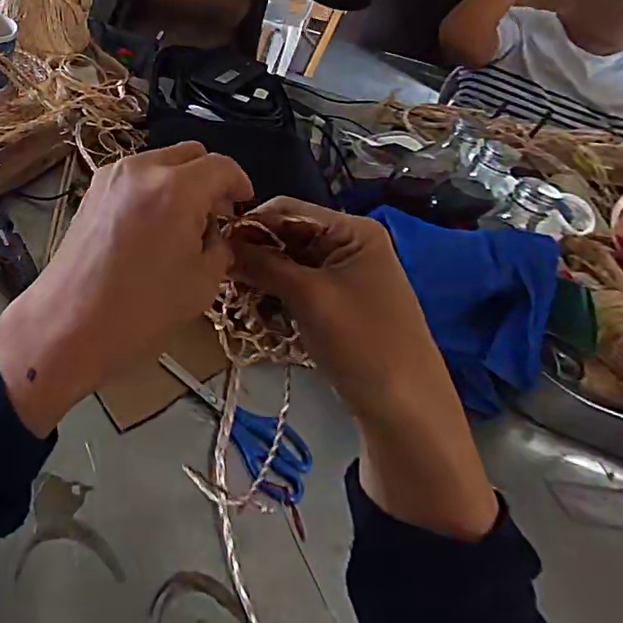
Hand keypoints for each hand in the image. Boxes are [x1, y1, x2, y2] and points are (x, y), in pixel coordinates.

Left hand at [0, 143, 252, 435]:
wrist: (67, 324)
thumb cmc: (140, 310)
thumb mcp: (201, 282)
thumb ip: (220, 244)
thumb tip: (215, 229)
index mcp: (176, 188)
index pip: (221, 166)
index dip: (240, 182)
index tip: (243, 204)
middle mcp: (143, 168)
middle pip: (191, 153)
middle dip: (210, 177)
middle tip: (217, 212)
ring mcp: (113, 175)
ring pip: (162, 160)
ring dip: (181, 180)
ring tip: (183, 221)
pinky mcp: (93, 189)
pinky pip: (136, 174)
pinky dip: (154, 186)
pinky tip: (153, 223)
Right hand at [231, 198, 444, 419]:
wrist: (407, 412)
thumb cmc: (363, 343)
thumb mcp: (309, 297)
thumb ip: (263, 264)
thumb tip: (222, 243)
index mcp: (352, 230)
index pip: (288, 210)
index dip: (251, 223)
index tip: (215, 243)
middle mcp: (348, 245)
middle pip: (287, 237)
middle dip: (255, 255)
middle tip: (220, 275)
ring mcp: (343, 277)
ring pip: (288, 265)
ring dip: (261, 279)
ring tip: (235, 297)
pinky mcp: (336, 305)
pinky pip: (296, 289)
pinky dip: (275, 298)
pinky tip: (257, 314)